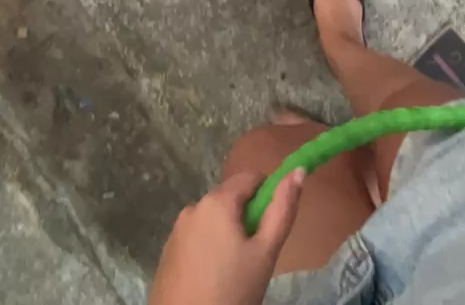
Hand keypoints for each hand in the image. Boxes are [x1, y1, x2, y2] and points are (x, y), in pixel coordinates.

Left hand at [149, 169, 304, 304]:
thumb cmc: (231, 292)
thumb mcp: (265, 253)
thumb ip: (283, 209)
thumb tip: (298, 171)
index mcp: (217, 202)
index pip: (251, 178)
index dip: (268, 195)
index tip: (271, 226)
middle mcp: (193, 208)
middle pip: (231, 199)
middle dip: (247, 218)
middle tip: (255, 255)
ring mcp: (175, 231)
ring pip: (214, 220)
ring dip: (228, 234)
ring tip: (235, 271)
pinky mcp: (167, 254)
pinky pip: (196, 238)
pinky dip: (209, 248)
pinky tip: (213, 279)